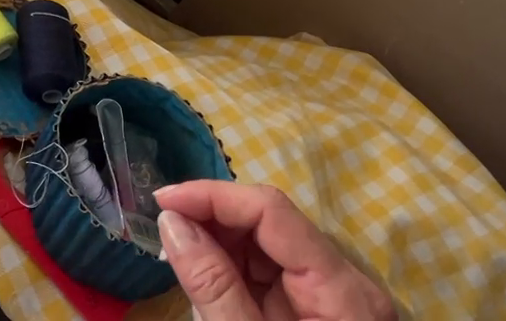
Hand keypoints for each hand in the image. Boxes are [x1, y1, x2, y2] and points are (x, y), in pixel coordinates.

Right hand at [155, 181, 394, 320]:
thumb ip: (212, 286)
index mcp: (342, 291)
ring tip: (180, 263)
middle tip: (163, 236)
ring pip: (264, 243)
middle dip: (210, 220)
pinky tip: (205, 283)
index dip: (212, 196)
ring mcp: (333, 297)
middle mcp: (344, 282)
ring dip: (215, 243)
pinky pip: (268, 271)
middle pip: (268, 222)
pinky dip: (229, 269)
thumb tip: (171, 220)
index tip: (160, 203)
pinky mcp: (317, 311)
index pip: (270, 211)